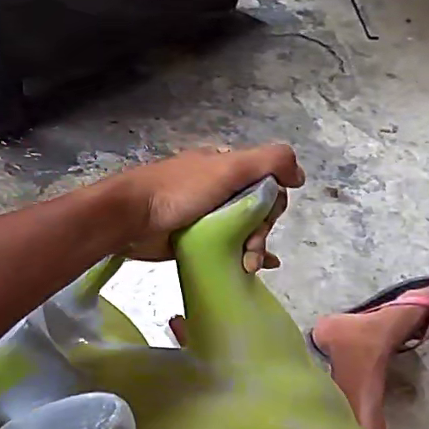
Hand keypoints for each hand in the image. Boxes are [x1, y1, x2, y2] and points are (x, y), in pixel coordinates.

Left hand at [103, 145, 302, 269]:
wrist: (130, 218)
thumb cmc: (177, 191)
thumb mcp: (228, 167)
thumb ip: (270, 161)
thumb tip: (299, 175)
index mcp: (225, 167)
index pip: (266, 184)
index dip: (272, 202)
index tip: (265, 217)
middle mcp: (217, 189)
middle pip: (258, 210)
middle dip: (262, 230)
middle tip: (251, 247)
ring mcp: (205, 217)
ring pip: (244, 232)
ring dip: (254, 247)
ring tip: (247, 264)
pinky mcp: (194, 241)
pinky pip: (226, 248)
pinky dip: (243, 256)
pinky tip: (253, 268)